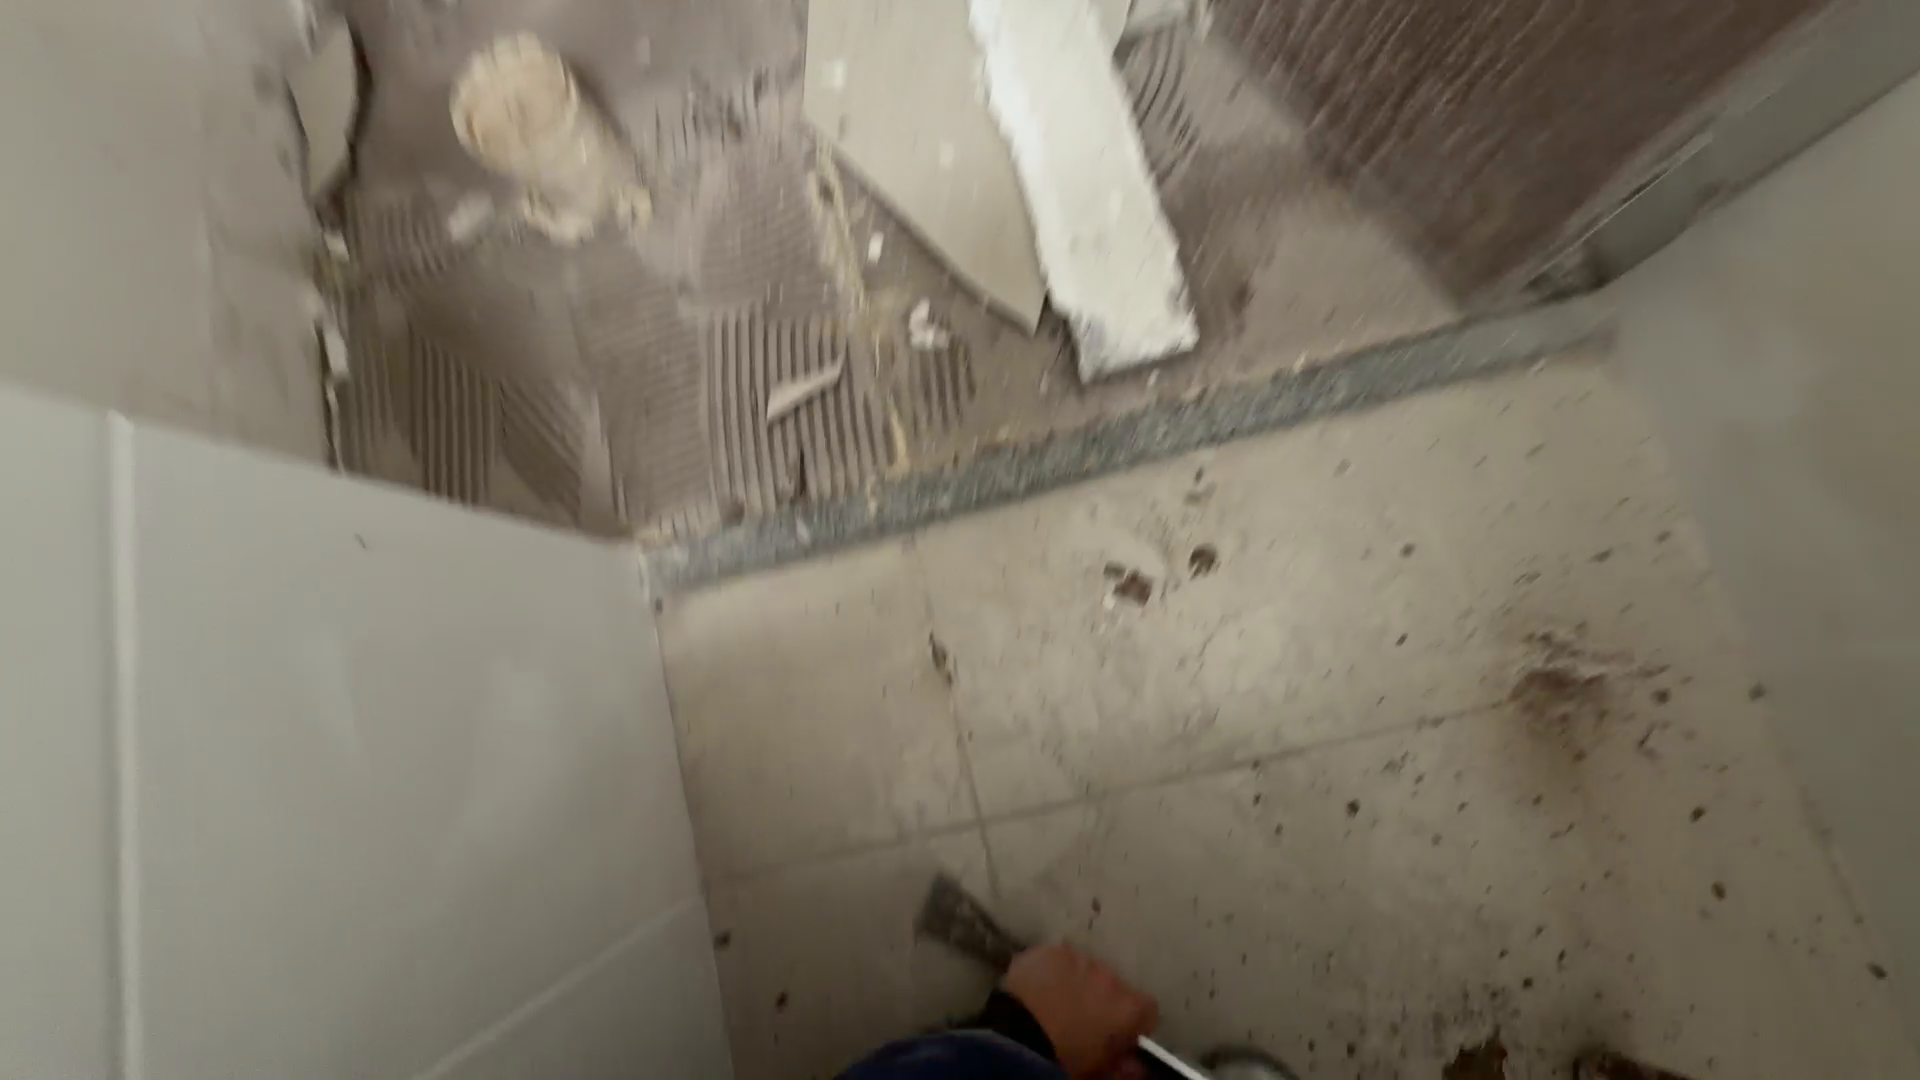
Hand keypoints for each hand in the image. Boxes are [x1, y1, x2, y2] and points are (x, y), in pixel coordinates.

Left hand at [1000, 943, 1158, 1078]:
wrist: (1017, 1037)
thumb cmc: (1065, 1060)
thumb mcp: (1099, 1073)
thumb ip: (1124, 1069)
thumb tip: (1135, 1064)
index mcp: (1127, 1008)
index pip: (1147, 1009)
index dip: (1136, 1023)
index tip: (1122, 1035)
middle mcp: (1107, 975)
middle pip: (1114, 986)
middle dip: (1103, 1000)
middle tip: (1083, 1020)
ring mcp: (1077, 957)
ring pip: (1085, 969)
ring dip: (1078, 983)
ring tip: (1058, 1003)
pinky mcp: (1048, 949)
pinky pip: (1058, 960)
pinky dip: (1053, 972)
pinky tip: (1039, 989)